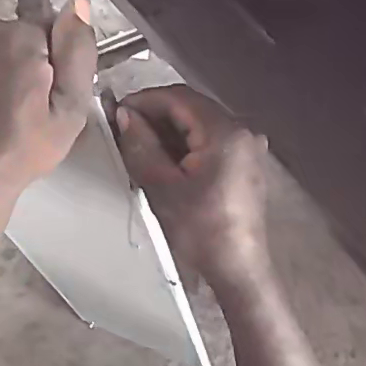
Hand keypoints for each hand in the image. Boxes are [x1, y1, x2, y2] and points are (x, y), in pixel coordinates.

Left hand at [0, 0, 96, 196]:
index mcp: (22, 39)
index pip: (57, 28)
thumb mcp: (71, 108)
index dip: (60, 60)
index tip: (53, 91)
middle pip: (27, 30)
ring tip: (8, 99)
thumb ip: (78, 52)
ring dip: (8, 58)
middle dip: (34, 58)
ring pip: (2, 35)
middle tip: (33, 101)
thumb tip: (79, 4)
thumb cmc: (27, 146)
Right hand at [114, 84, 270, 291]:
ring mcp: (249, 147)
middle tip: (123, 130)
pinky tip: (166, 160)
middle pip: (193, 108)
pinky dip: (187, 145)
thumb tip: (124, 114)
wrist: (238, 268)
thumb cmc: (201, 229)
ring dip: (170, 131)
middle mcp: (243, 130)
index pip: (179, 97)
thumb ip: (141, 145)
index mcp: (226, 131)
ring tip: (139, 146)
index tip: (116, 112)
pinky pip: (212, 141)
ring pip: (201, 124)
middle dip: (156, 115)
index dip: (145, 100)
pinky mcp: (247, 163)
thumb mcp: (163, 186)